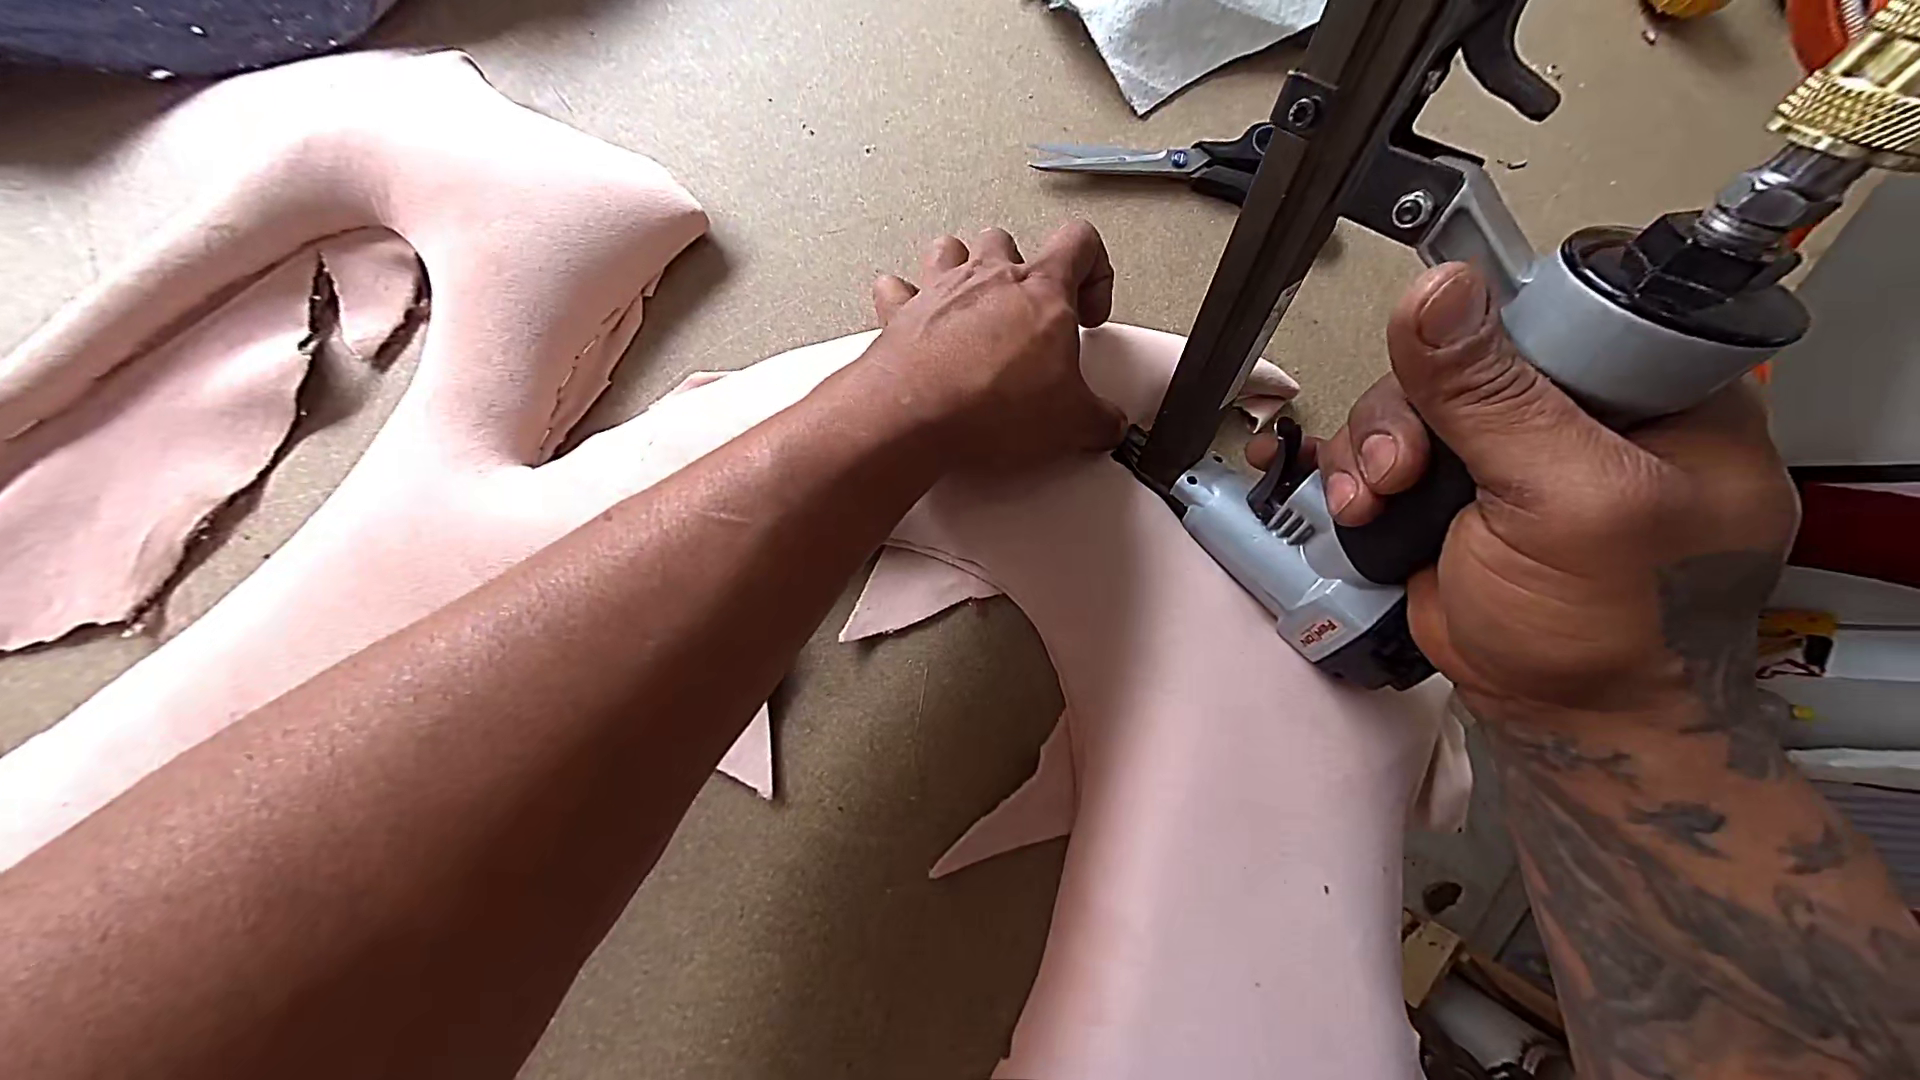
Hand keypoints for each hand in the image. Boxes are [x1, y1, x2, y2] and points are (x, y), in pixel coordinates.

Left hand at [862, 221, 1127, 471]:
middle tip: (1027, 313)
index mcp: (1040, 290)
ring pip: (951, 248)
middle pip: (1009, 240)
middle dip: (1021, 271)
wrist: (917, 414)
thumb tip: (1106, 424)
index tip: (1087, 312)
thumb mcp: (1070, 421)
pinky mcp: (900, 315)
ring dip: (963, 268)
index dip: (1094, 272)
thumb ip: (1098, 418)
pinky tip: (914, 318)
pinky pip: (896, 288)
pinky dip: (904, 298)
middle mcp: (987, 278)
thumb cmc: (987, 402)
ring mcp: (939, 291)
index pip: (1080, 242)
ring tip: (974, 304)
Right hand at [1255, 263, 1798, 718]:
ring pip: (1393, 413)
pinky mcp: (1429, 494)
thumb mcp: (1564, 499)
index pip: (1543, 318)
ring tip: (1367, 508)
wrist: (1549, 707)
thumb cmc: (1605, 622)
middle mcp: (1556, 417)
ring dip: (1359, 456)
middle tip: (1398, 475)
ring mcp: (1483, 459)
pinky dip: (1334, 468)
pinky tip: (1321, 483)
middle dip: (1399, 421)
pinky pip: (1365, 456)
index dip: (1478, 341)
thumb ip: (1494, 399)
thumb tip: (1436, 292)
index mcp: (1638, 396)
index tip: (1442, 387)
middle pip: (1444, 368)